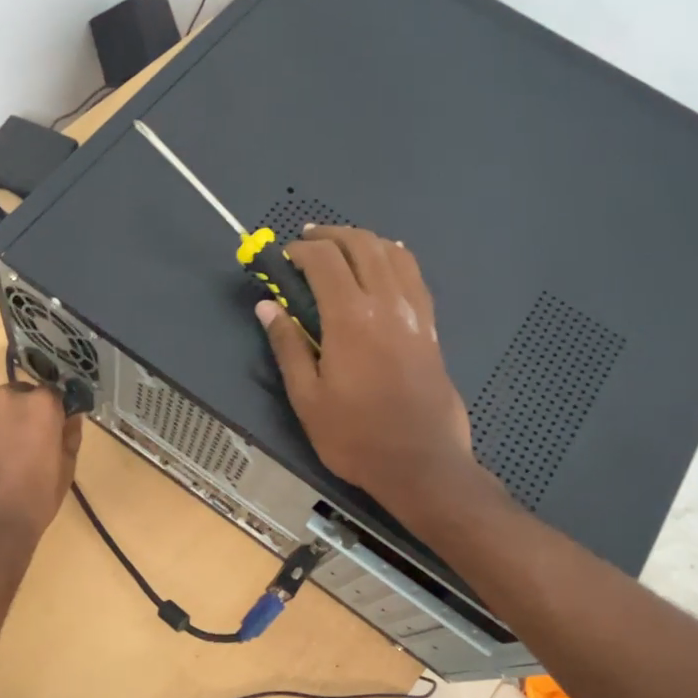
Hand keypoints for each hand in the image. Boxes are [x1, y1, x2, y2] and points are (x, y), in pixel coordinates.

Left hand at [0, 383, 82, 559]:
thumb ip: (70, 434)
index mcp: (41, 404)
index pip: (52, 394)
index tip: (52, 432)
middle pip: (20, 396)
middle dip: (24, 414)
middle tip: (24, 444)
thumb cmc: (34, 500)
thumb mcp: (66, 469)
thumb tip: (71, 417)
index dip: (53, 413)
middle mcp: (6, 396)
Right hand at [257, 226, 479, 515]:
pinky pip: (414, 274)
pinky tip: (385, 260)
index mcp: (350, 317)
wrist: (422, 462)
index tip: (282, 258)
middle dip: (331, 235)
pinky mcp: (430, 326)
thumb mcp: (307, 398)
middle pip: (361, 244)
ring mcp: (414, 311)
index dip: (300, 250)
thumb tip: (267, 306)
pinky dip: (395, 256)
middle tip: (307, 241)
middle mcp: (386, 302)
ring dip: (363, 240)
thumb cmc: (355, 436)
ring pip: (392, 252)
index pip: (324, 260)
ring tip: (341, 247)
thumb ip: (287, 346)